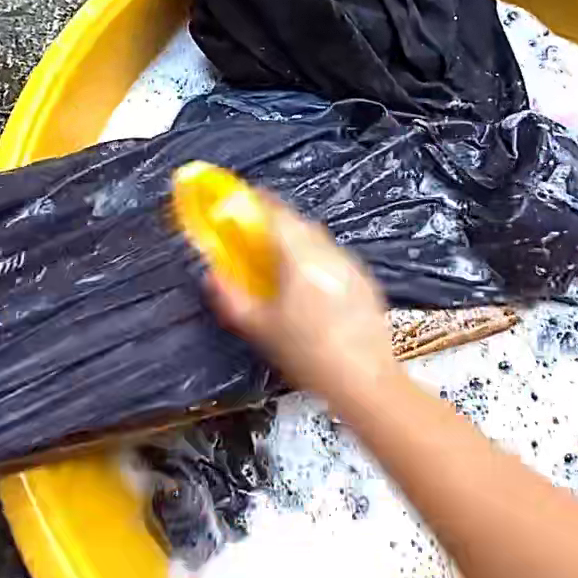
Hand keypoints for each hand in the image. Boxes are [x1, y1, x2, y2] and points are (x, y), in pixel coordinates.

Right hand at [203, 197, 397, 402]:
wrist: (365, 379)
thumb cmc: (307, 352)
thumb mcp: (262, 329)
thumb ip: (233, 298)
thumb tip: (212, 275)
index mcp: (300, 254)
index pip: (277, 213)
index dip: (258, 201)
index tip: (243, 198)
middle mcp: (327, 250)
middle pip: (299, 223)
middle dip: (277, 222)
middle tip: (257, 235)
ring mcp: (350, 263)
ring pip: (319, 240)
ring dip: (298, 240)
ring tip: (281, 262)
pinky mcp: (364, 279)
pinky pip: (334, 257)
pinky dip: (317, 260)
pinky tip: (311, 286)